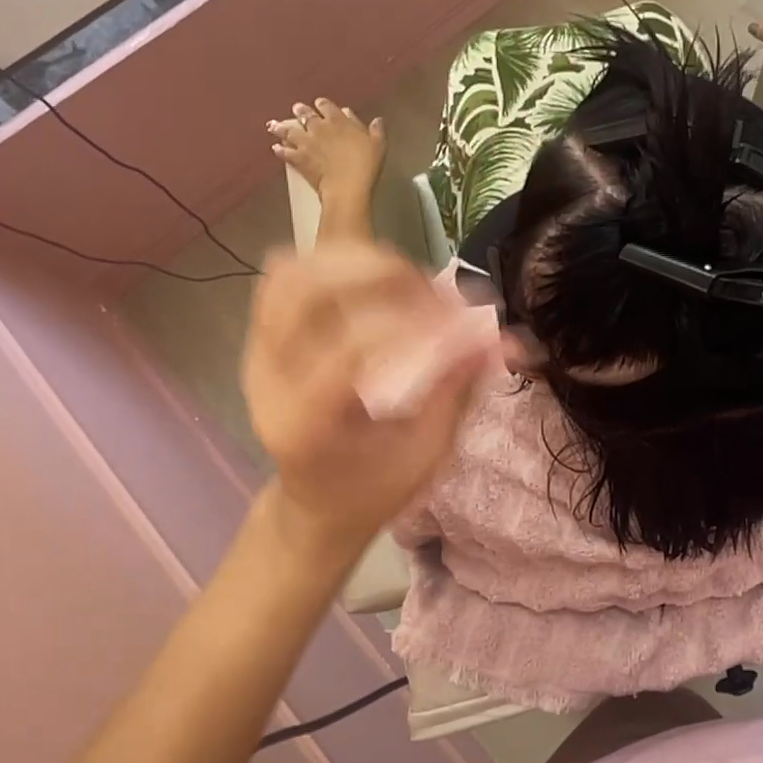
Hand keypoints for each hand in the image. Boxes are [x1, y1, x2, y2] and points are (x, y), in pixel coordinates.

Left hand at [241, 244, 499, 553]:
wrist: (319, 502)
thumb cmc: (377, 485)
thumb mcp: (427, 451)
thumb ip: (456, 388)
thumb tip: (503, 338)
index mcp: (306, 425)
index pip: (348, 350)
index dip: (412, 324)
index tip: (464, 323)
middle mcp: (270, 380)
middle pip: (307, 293)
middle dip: (381, 275)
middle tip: (436, 291)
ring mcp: (259, 352)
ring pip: (293, 273)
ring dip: (358, 260)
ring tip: (411, 277)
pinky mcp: (265, 335)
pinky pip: (288, 275)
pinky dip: (334, 259)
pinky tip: (380, 274)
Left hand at [267, 98, 387, 199]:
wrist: (346, 185)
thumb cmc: (366, 164)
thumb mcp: (378, 145)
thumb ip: (376, 130)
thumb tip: (377, 120)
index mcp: (339, 121)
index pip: (327, 106)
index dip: (323, 104)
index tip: (320, 103)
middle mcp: (319, 128)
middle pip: (306, 115)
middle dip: (301, 111)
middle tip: (296, 108)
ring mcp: (306, 143)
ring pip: (289, 131)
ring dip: (281, 127)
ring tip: (273, 125)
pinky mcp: (298, 158)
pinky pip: (285, 152)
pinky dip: (279, 150)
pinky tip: (275, 148)